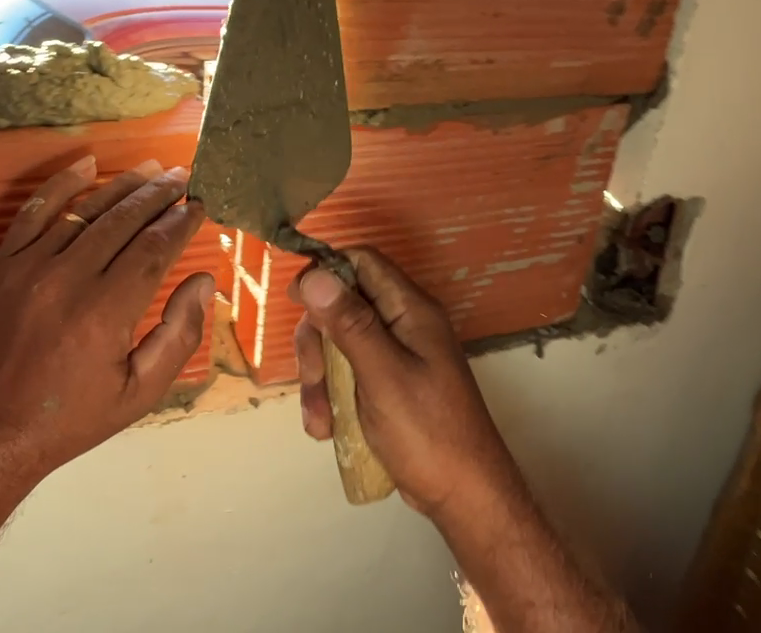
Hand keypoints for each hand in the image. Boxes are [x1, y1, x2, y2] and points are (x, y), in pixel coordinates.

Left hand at [0, 155, 214, 485]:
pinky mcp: (1, 266)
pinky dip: (61, 183)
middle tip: (183, 177)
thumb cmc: (73, 418)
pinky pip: (33, 211)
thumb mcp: (140, 393)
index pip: (154, 248)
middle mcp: (67, 280)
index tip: (200, 206)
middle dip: (159, 195)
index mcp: (105, 313)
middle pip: (123, 220)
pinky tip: (87, 164)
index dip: (182, 222)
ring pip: (84, 211)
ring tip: (151, 170)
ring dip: (121, 185)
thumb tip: (204, 279)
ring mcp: (28, 268)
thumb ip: (179, 335)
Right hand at [291, 247, 521, 517]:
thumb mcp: (382, 375)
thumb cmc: (428, 432)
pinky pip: (347, 374)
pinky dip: (331, 397)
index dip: (326, 272)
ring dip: (320, 378)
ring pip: (339, 343)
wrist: (464, 497)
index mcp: (410, 310)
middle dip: (317, 342)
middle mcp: (403, 324)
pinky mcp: (388, 384)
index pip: (362, 262)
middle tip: (311, 378)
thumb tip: (315, 273)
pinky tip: (328, 428)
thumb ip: (350, 323)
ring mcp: (396, 355)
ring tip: (320, 421)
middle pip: (342, 305)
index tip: (296, 301)